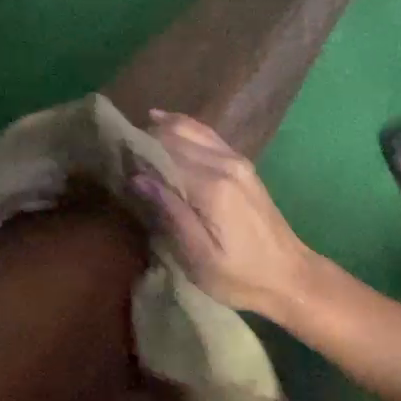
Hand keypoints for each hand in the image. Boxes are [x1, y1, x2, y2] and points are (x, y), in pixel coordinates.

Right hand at [128, 110, 318, 314]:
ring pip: (192, 128)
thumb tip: (138, 178)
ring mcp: (237, 160)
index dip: (136, 153)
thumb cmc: (240, 277)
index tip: (110, 159)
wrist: (290, 276)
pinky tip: (163, 123)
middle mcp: (226, 163)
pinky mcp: (242, 164)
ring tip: (133, 135)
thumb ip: (171, 213)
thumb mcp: (198, 257)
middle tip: (116, 150)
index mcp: (213, 187)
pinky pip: (208, 135)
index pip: (165, 153)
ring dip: (162, 128)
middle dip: (145, 138)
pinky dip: (183, 127)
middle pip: (176, 135)